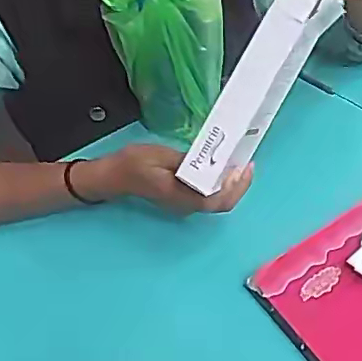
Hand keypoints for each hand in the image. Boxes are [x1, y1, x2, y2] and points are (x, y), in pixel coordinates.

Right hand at [82, 144, 252, 214]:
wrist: (113, 177)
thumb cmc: (133, 164)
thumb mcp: (161, 155)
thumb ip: (187, 161)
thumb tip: (210, 161)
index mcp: (180, 196)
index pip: (215, 199)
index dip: (234, 186)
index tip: (243, 168)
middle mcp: (187, 205)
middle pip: (222, 203)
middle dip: (239, 186)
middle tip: (248, 165)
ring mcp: (186, 204)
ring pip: (217, 201)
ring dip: (232, 185)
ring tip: (241, 165)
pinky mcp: (185, 198)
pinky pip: (210, 195)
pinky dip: (222, 184)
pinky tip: (225, 169)